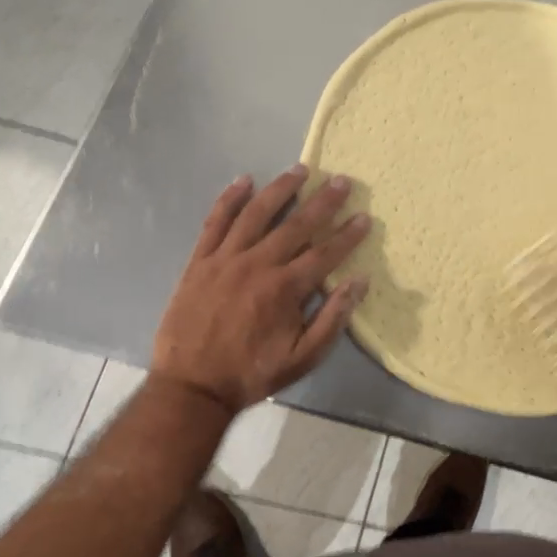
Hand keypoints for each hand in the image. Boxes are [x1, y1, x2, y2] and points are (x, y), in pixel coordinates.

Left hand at [151, 165, 369, 412]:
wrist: (191, 386)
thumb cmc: (252, 373)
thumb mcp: (303, 358)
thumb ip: (333, 318)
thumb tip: (359, 281)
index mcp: (285, 289)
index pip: (325, 253)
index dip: (348, 234)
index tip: (365, 217)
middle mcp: (257, 265)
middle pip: (297, 224)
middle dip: (323, 201)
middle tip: (342, 180)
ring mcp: (226, 259)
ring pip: (257, 213)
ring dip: (281, 189)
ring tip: (300, 169)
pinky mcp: (200, 261)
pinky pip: (215, 222)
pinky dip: (229, 199)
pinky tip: (244, 180)